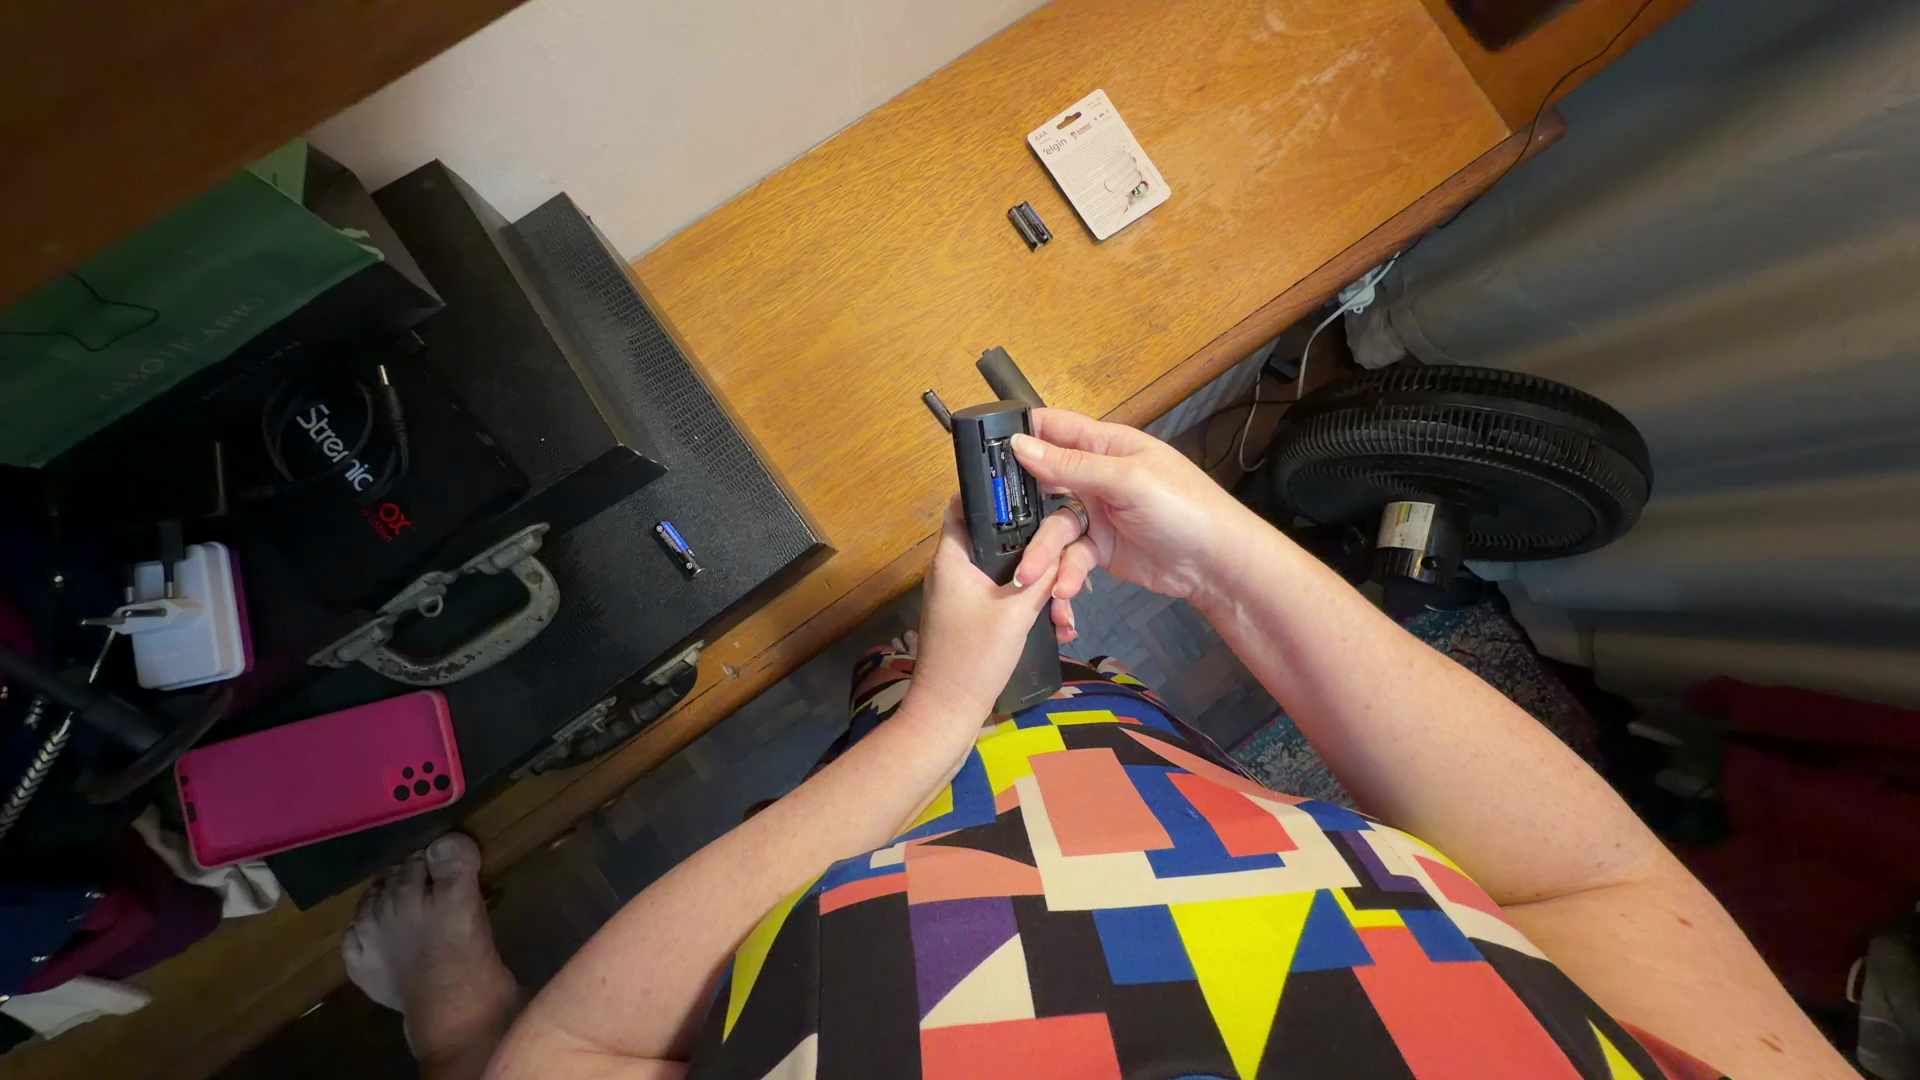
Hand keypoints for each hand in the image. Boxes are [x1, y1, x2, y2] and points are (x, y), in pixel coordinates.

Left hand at [907, 499, 1059, 722]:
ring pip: (1006, 574)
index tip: (1030, 494)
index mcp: (952, 559)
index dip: (992, 494)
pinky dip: (1027, 606)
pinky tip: (1056, 625)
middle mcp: (952, 571)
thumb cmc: (974, 657)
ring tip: (1065, 608)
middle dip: (1034, 551)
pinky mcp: (971, 618)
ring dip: (1037, 587)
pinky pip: (1003, 598)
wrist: (949, 712)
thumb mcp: (1016, 611)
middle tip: (1066, 560)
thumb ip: (1041, 575)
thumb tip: (1063, 548)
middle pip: (995, 541)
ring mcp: (961, 596)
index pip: (962, 506)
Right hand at [1008, 408, 1263, 626]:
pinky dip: (1065, 573)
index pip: (1055, 428)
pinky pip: (1070, 557)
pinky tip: (1065, 590)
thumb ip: (1072, 465)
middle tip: (995, 525)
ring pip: (1053, 528)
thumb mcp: (1127, 481)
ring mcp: (1097, 514)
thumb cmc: (1184, 508)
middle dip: (1021, 507)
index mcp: (1106, 445)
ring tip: (1030, 577)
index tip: (986, 451)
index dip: (1021, 434)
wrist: (1218, 566)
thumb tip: (1020, 444)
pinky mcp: (1099, 548)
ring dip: (1042, 553)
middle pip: (1044, 483)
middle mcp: (1096, 476)